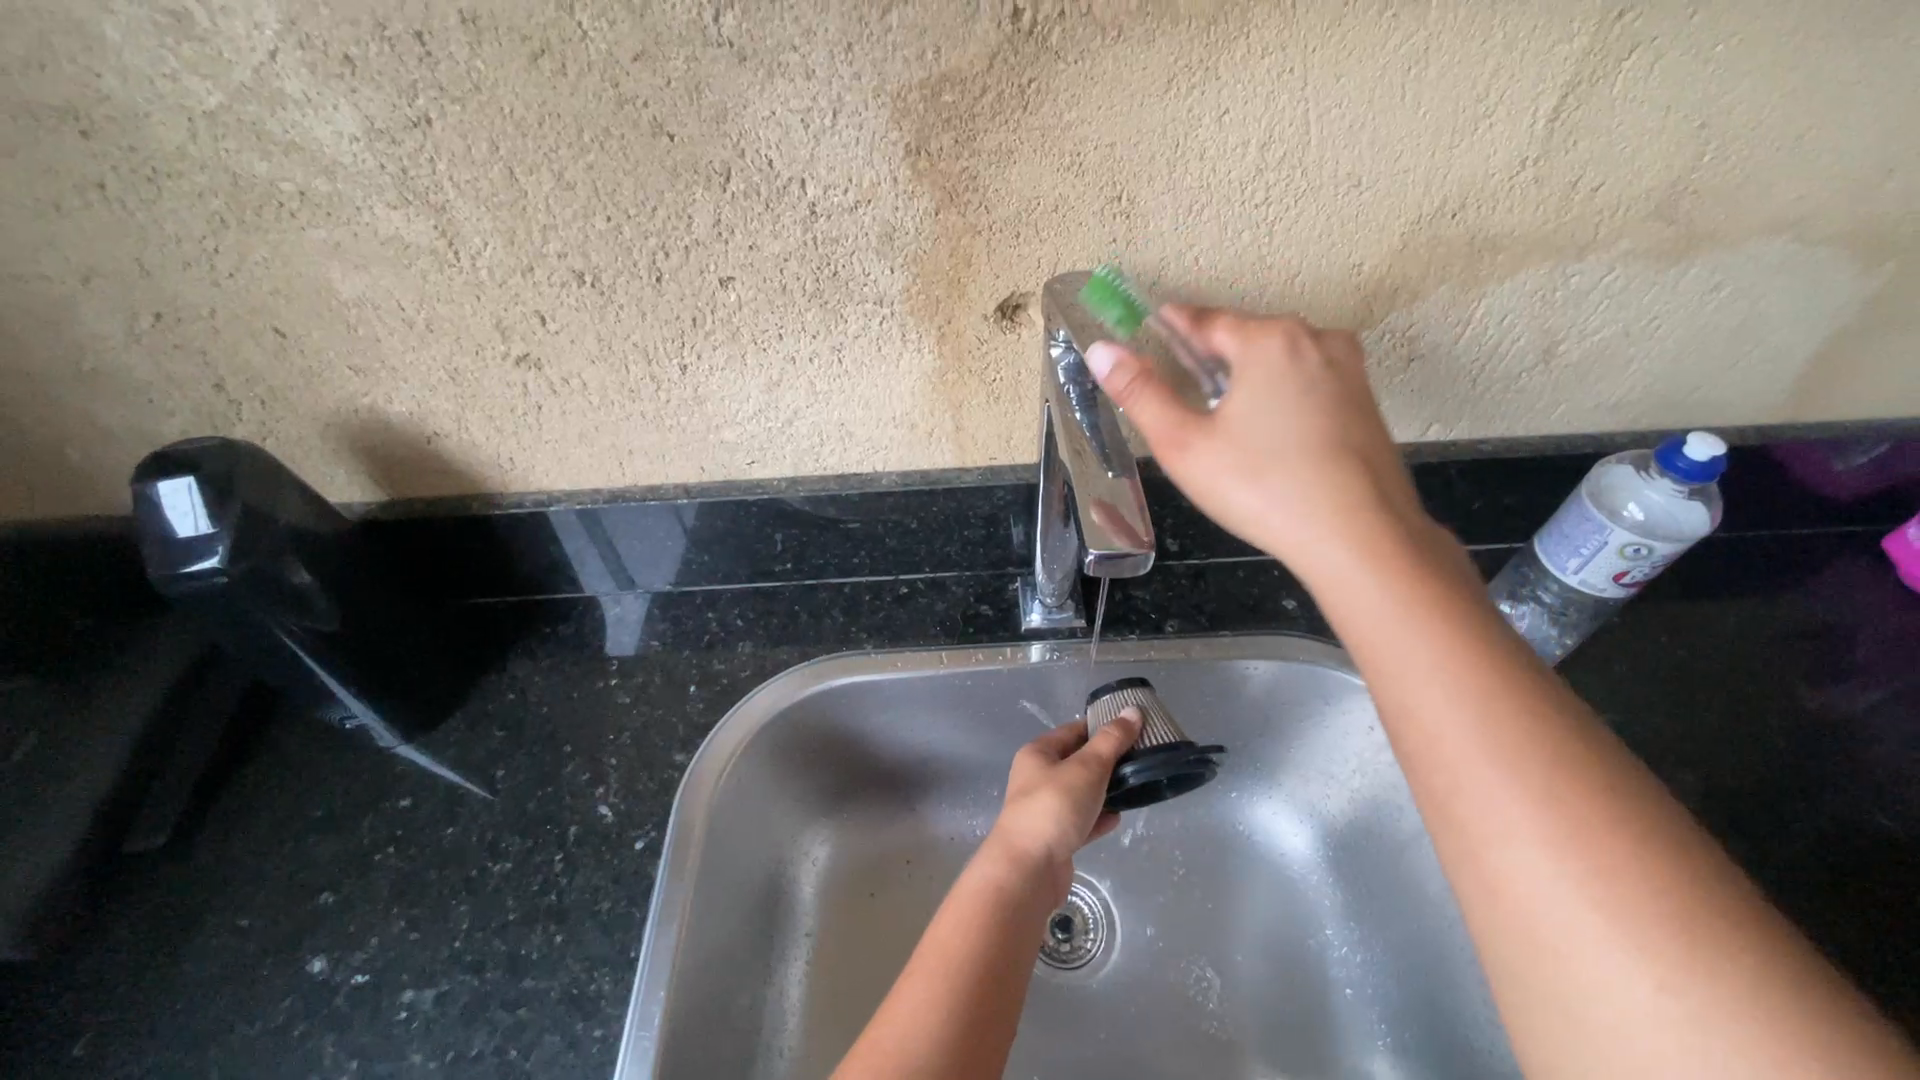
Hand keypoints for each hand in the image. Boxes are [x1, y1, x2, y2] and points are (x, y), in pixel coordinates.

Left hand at [983, 710, 1141, 903]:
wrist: (1029, 869)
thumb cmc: (1054, 807)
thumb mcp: (1087, 767)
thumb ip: (1111, 741)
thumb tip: (1132, 711)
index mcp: (1038, 754)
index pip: (1073, 731)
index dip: (1101, 727)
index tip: (1133, 729)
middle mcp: (1037, 778)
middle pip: (1077, 762)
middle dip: (1106, 762)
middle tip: (1140, 760)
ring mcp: (1045, 809)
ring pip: (1080, 793)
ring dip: (1104, 791)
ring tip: (1134, 788)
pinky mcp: (1054, 838)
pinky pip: (1081, 821)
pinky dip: (1098, 818)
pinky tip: (1117, 819)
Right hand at [1085, 306, 1436, 581]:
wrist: (1360, 536)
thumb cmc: (1263, 487)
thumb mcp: (1185, 445)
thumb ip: (1141, 393)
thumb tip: (1101, 350)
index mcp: (1267, 339)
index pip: (1205, 319)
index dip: (1173, 324)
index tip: (1152, 324)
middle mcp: (1314, 339)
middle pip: (1247, 337)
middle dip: (1212, 354)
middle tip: (1182, 380)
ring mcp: (1349, 370)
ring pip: (1282, 359)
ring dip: (1250, 375)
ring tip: (1223, 410)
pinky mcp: (1366, 402)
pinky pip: (1309, 383)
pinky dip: (1282, 395)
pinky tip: (1269, 434)